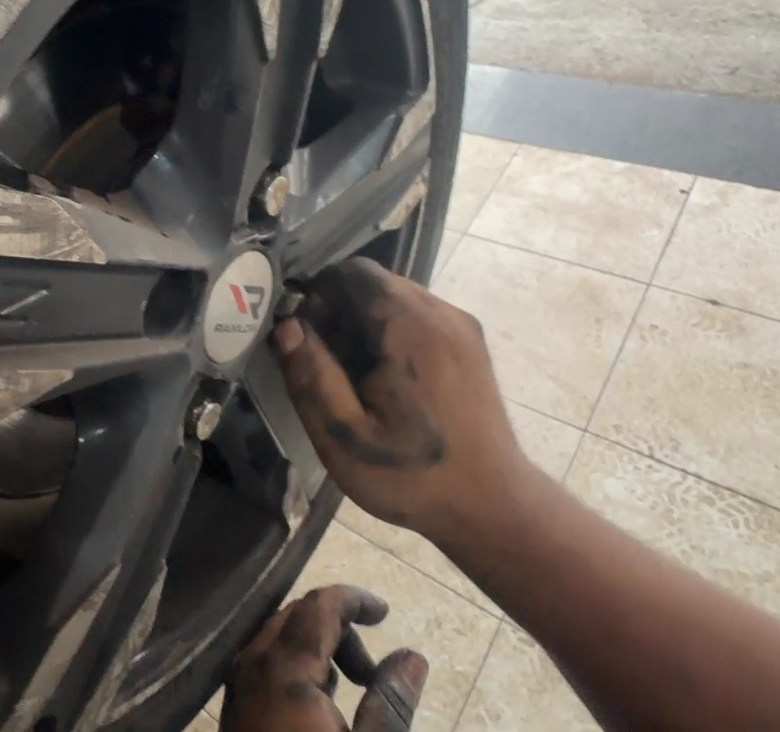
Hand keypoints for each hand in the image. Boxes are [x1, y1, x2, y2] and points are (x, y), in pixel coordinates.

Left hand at [223, 585, 426, 731]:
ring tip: (349, 690)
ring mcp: (236, 688)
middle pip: (296, 616)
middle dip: (338, 628)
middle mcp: (252, 666)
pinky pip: (263, 664)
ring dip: (316, 649)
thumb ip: (389, 700)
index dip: (354, 599)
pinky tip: (317, 705)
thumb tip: (411, 655)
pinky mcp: (232, 711)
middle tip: (371, 671)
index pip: (318, 605)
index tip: (385, 614)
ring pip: (278, 639)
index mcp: (283, 669)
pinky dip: (295, 666)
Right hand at [271, 257, 526, 540]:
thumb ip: (312, 378)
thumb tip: (286, 327)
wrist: (493, 506)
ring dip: (362, 323)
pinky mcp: (469, 342)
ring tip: (354, 377)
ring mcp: (460, 326)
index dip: (318, 297)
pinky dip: (389, 333)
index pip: (352, 273)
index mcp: (411, 330)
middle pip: (372, 283)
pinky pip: (415, 315)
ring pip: (393, 297)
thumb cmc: (414, 478)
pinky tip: (385, 381)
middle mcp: (441, 314)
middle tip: (326, 365)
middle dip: (338, 313)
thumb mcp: (344, 439)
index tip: (307, 341)